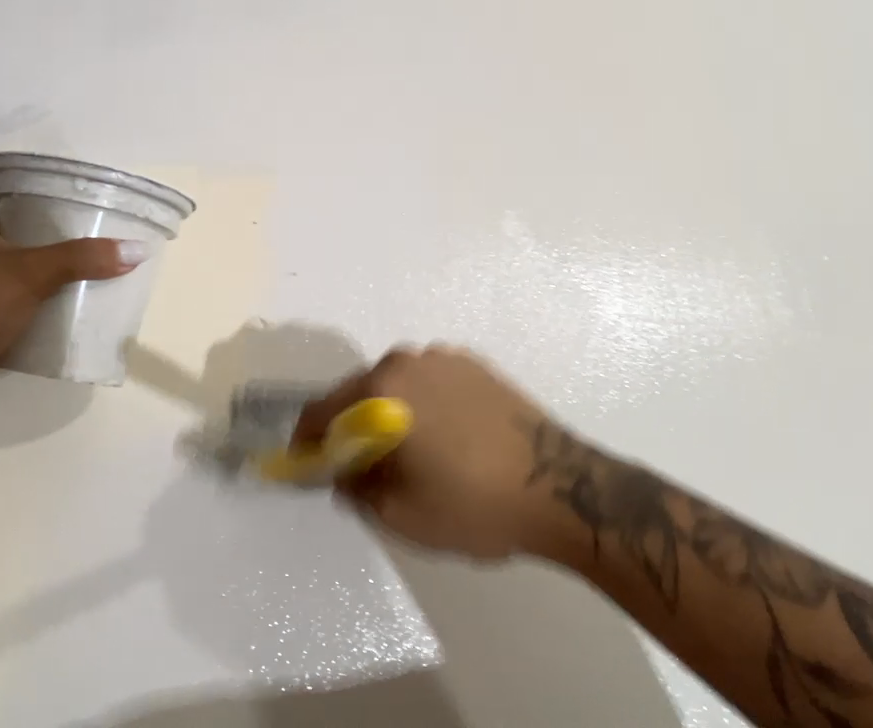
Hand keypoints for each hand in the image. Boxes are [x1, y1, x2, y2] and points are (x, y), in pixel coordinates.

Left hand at [0, 209, 146, 431]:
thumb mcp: (30, 274)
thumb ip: (81, 259)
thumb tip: (138, 249)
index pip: (18, 212)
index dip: (53, 216)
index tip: (90, 225)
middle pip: (19, 250)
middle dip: (54, 258)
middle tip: (95, 263)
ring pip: (11, 285)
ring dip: (41, 291)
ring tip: (82, 294)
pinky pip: (2, 316)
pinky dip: (26, 319)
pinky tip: (52, 328)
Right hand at [294, 345, 578, 560]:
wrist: (565, 491)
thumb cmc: (474, 505)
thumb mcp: (400, 514)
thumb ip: (356, 488)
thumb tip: (343, 472)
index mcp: (381, 390)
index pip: (322, 410)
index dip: (307, 439)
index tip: (307, 463)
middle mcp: (408, 361)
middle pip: (358, 392)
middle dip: (349, 426)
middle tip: (356, 464)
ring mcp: (446, 359)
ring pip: (396, 385)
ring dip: (388, 413)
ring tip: (405, 453)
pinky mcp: (478, 366)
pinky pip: (431, 383)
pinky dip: (423, 405)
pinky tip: (442, 439)